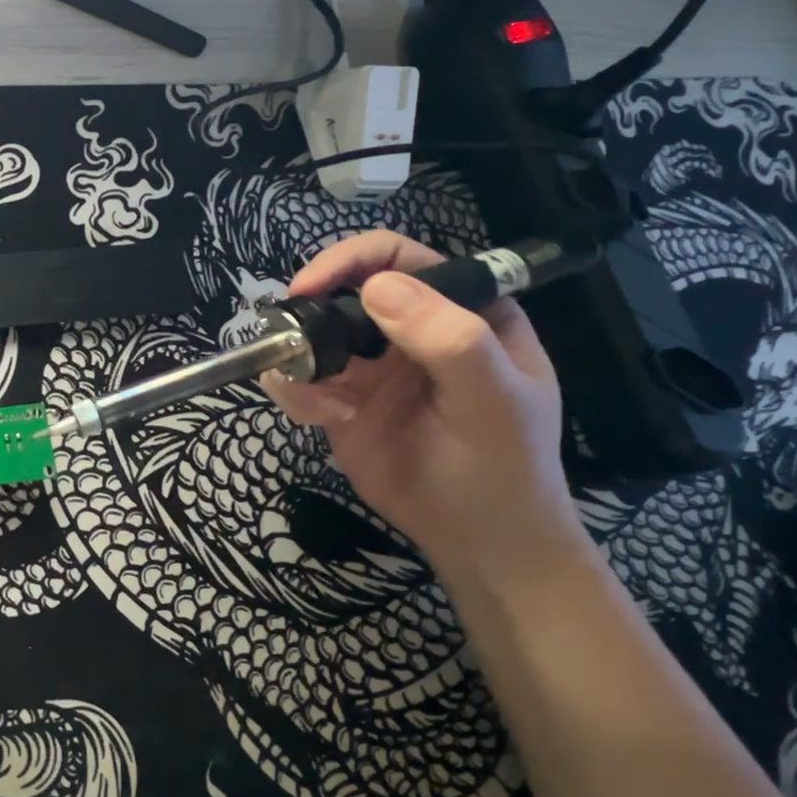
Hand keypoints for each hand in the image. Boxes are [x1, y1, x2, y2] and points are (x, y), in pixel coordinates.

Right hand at [260, 232, 588, 581]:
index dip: (352, 260)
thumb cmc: (504, 463)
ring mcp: (371, 365)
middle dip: (312, 310)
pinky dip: (293, 393)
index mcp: (461, 311)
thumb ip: (449, 340)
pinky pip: (298, 379)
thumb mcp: (493, 399)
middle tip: (292, 339)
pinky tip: (319, 419)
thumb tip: (377, 287)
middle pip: (343, 290)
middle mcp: (410, 329)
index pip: (401, 257)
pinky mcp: (339, 400)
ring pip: (312, 335)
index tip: (313, 286)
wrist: (479, 539)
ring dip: (299, 357)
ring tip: (319, 400)